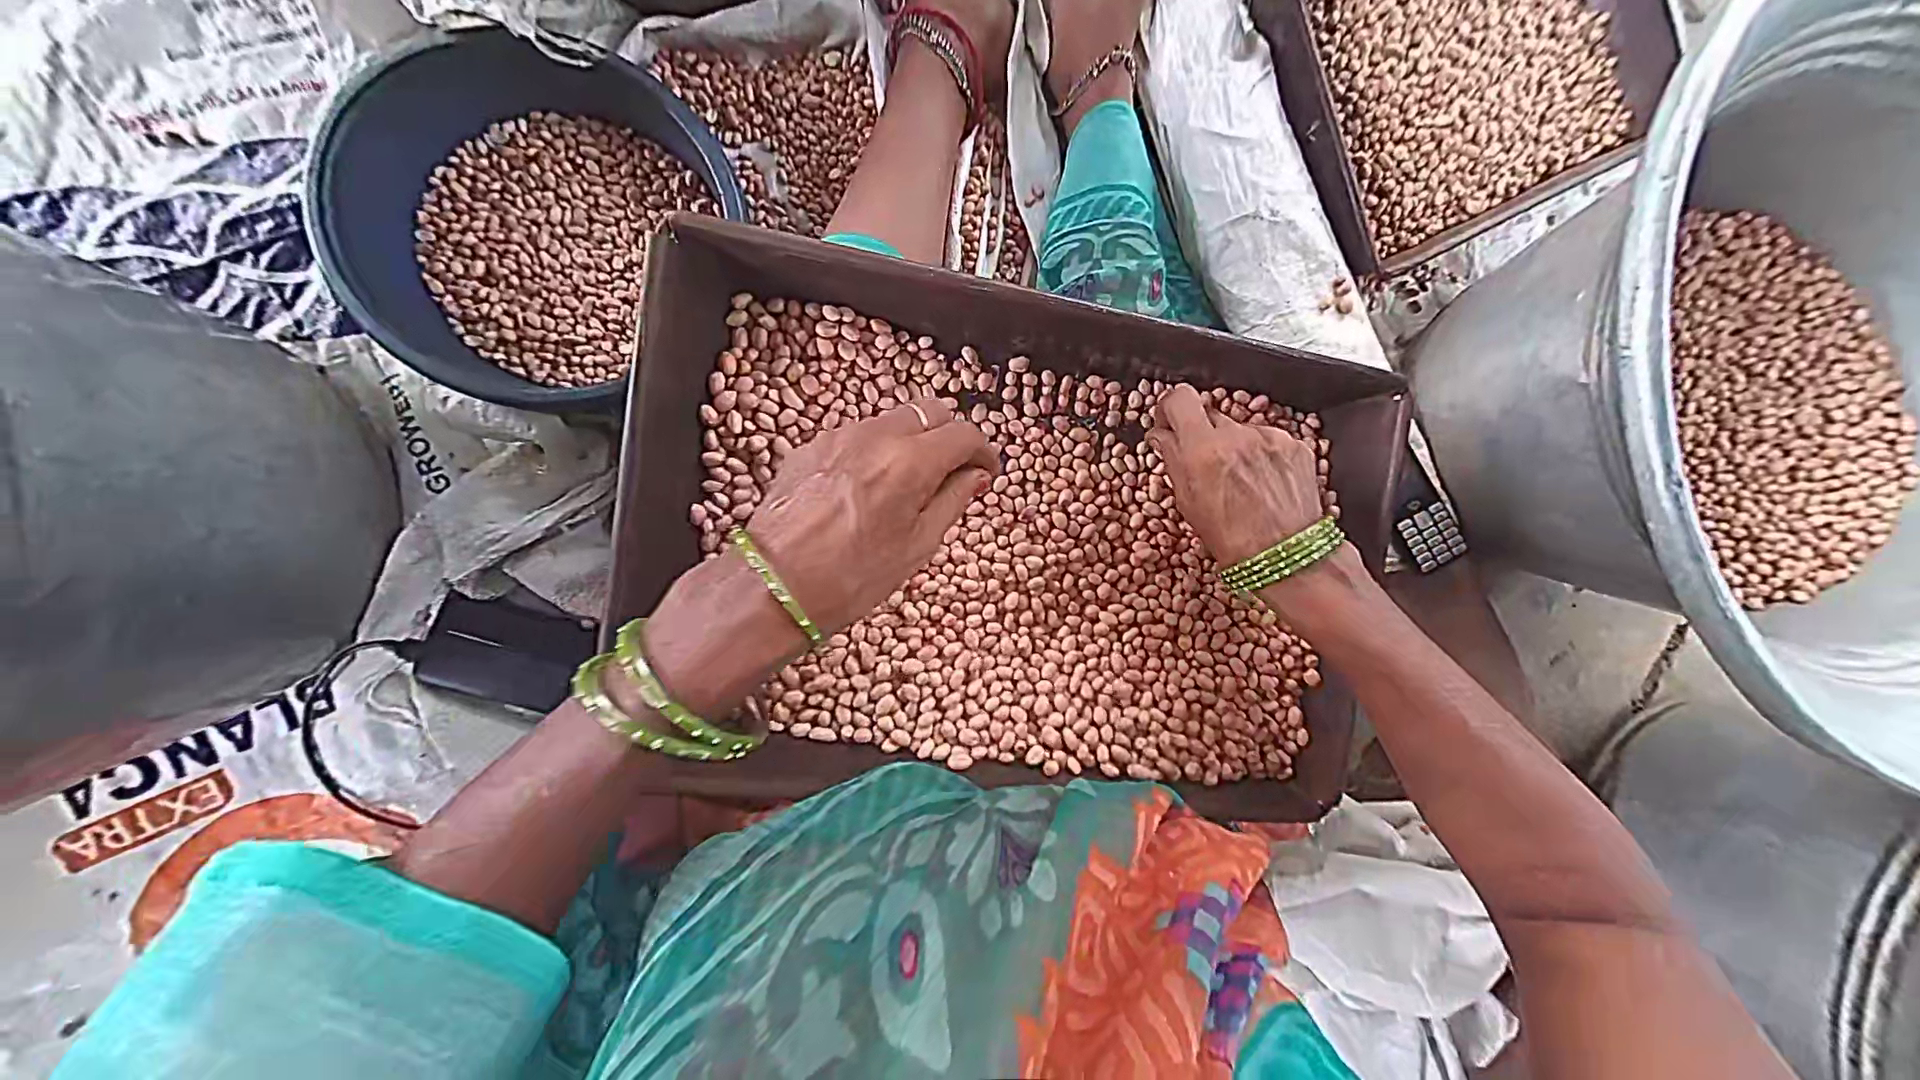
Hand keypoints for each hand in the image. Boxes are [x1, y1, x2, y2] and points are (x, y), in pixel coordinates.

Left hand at [747, 398, 999, 634]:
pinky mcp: (811, 446)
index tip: (985, 470)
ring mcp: (838, 437)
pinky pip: (856, 436)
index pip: (964, 433)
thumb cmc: (848, 578)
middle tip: (953, 473)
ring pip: (892, 421)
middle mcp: (874, 437)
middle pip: (931, 411)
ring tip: (908, 487)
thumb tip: (974, 476)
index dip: (983, 451)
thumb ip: (952, 500)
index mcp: (909, 462)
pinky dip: (874, 452)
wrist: (775, 585)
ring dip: (911, 443)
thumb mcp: (917, 546)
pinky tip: (868, 489)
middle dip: (949, 437)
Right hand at [1146, 383, 1326, 565]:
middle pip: (1209, 414)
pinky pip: (1267, 439)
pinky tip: (1261, 482)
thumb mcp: (1187, 501)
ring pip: (1239, 429)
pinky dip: (1260, 455)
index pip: (1179, 399)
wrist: (1284, 553)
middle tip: (1204, 462)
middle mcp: (1236, 436)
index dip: (1169, 407)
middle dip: (1202, 434)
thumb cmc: (1231, 537)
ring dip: (1233, 446)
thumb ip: (1173, 459)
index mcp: (1203, 450)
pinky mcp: (1294, 444)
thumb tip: (1161, 435)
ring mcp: (1269, 437)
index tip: (1168, 421)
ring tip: (1238, 481)